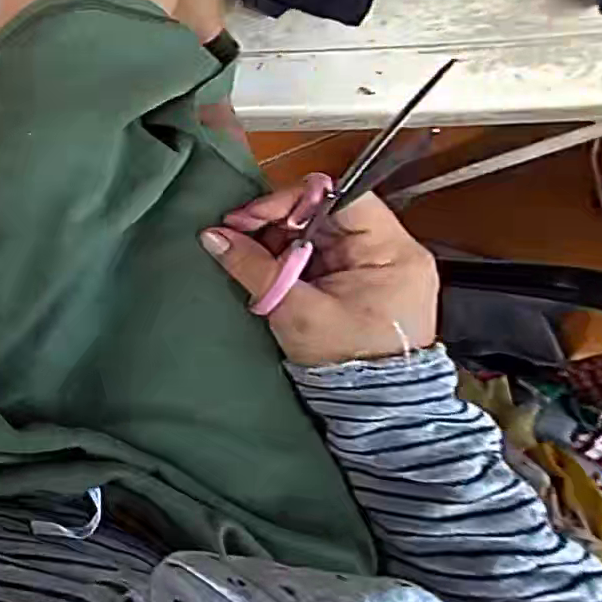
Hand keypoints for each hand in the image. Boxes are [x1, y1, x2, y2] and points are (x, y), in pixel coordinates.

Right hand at [198, 179, 438, 365]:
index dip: (291, 201)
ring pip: (314, 229)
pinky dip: (284, 253)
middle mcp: (387, 248)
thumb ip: (253, 267)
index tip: (249, 218)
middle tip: (235, 233)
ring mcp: (371, 262)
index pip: (340, 197)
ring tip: (244, 252)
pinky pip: (314, 250)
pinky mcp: (354, 276)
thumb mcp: (293, 309)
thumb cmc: (343, 355)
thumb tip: (212, 236)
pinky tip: (261, 264)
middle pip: (323, 210)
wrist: (371, 404)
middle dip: (274, 220)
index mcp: (390, 251)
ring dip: (274, 237)